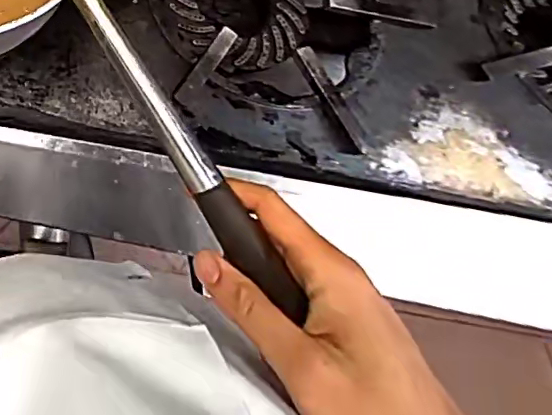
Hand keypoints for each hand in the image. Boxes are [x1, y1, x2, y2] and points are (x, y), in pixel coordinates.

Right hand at [195, 180, 461, 414]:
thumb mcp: (301, 363)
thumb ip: (249, 308)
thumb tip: (210, 264)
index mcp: (336, 273)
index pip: (272, 207)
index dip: (230, 191)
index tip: (197, 187)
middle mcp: (348, 280)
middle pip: (276, 234)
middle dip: (237, 240)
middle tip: (207, 258)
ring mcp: (354, 303)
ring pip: (288, 266)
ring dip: (255, 272)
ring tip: (233, 296)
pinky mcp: (354, 326)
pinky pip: (302, 291)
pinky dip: (274, 294)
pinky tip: (267, 322)